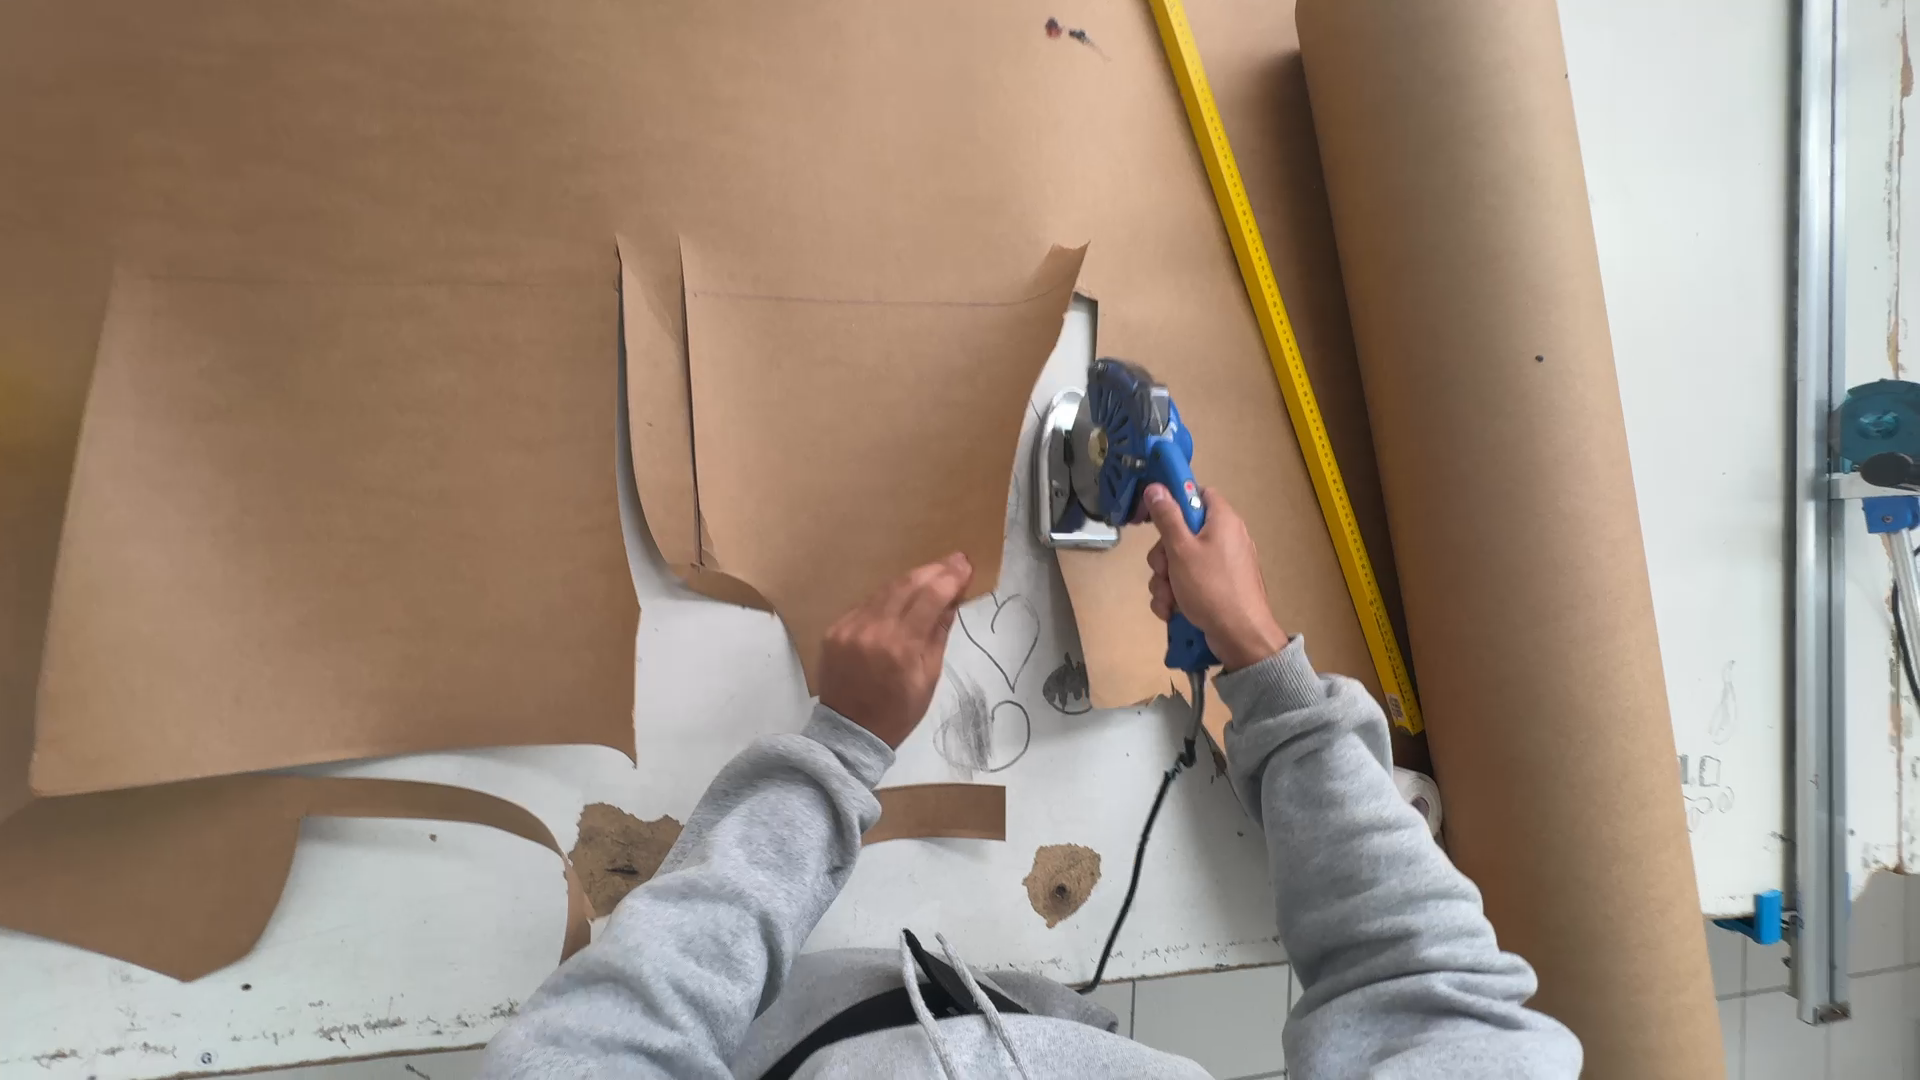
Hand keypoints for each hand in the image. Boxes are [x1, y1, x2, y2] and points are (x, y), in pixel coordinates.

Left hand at [818, 553, 973, 747]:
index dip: (950, 577)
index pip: (930, 598)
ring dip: (911, 579)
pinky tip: (902, 594)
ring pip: (885, 590)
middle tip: (955, 560)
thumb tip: (953, 598)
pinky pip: (866, 604)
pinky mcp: (835, 629)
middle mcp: (873, 631)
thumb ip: (939, 633)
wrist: (850, 733)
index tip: (966, 565)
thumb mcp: (929, 676)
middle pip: (907, 585)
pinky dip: (887, 597)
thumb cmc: (898, 711)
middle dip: (934, 570)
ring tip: (933, 572)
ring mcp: (849, 628)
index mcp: (901, 647)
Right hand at [1143, 484, 1287, 669]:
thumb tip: (1156, 487)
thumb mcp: (1181, 550)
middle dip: (1163, 556)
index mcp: (1222, 520)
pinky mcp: (1218, 586)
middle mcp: (1224, 537)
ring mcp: (1221, 564)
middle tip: (1164, 571)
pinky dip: (1177, 595)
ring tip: (1169, 599)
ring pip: (1179, 561)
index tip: (1153, 516)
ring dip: (1165, 581)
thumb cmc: (1212, 588)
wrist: (1240, 637)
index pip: (1196, 493)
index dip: (1173, 501)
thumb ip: (1167, 517)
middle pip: (1181, 532)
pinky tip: (1172, 610)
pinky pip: (1189, 581)